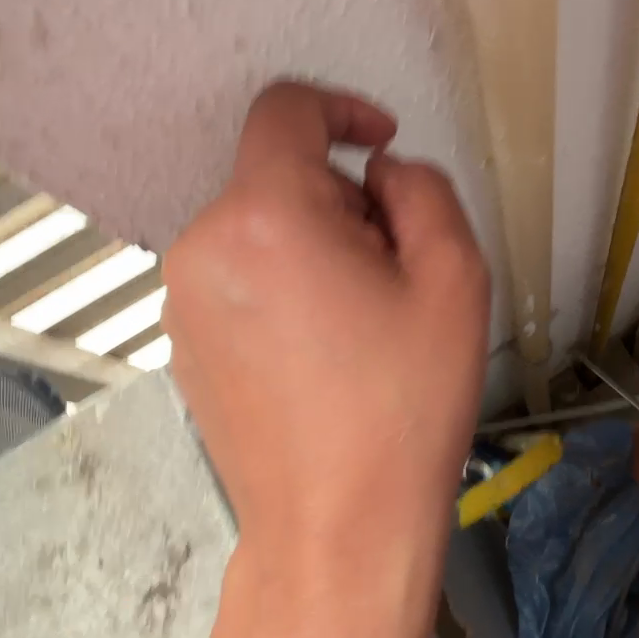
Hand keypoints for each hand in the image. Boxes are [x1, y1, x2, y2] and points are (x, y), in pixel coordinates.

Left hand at [161, 81, 489, 637]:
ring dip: (315, 248)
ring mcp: (185, 302)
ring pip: (261, 231)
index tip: (380, 142)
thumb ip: (423, 191)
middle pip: (278, 178)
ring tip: (363, 324)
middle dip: (342, 202)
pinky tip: (325, 353)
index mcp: (266, 217)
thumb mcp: (453, 279)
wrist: (337, 528)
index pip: (286, 110)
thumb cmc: (401, 410)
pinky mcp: (185, 344)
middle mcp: (205, 248)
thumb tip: (383, 174)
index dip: (342, 109)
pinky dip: (284, 287)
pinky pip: (240, 280)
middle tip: (395, 272)